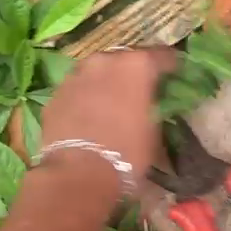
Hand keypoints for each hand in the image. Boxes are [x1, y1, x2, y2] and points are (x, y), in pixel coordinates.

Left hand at [37, 48, 171, 185]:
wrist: (78, 174)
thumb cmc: (126, 154)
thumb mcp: (153, 131)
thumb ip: (152, 108)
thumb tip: (148, 105)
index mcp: (136, 66)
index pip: (160, 55)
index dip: (169, 65)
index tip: (174, 72)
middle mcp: (104, 61)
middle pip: (123, 59)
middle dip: (132, 71)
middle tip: (138, 87)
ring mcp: (76, 75)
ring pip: (96, 71)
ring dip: (105, 81)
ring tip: (110, 100)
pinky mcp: (55, 94)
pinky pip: (76, 90)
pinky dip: (84, 97)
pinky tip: (87, 114)